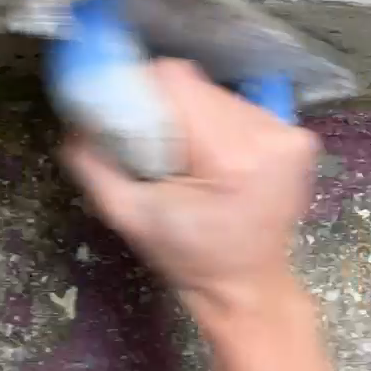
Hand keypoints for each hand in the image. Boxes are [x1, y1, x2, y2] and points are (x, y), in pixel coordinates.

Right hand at [60, 59, 318, 318]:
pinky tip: (211, 153)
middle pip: (197, 85)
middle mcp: (267, 135)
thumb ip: (93, 165)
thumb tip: (73, 123)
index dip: (145, 85)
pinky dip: (218, 122)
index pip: (177, 81)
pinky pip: (239, 108)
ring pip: (217, 93)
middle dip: (167, 103)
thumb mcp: (127, 216)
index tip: (129, 110)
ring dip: (192, 111)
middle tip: (151, 136)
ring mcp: (288, 135)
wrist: (247, 289)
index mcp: (229, 157)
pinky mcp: (298, 139)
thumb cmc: (188, 258)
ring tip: (181, 148)